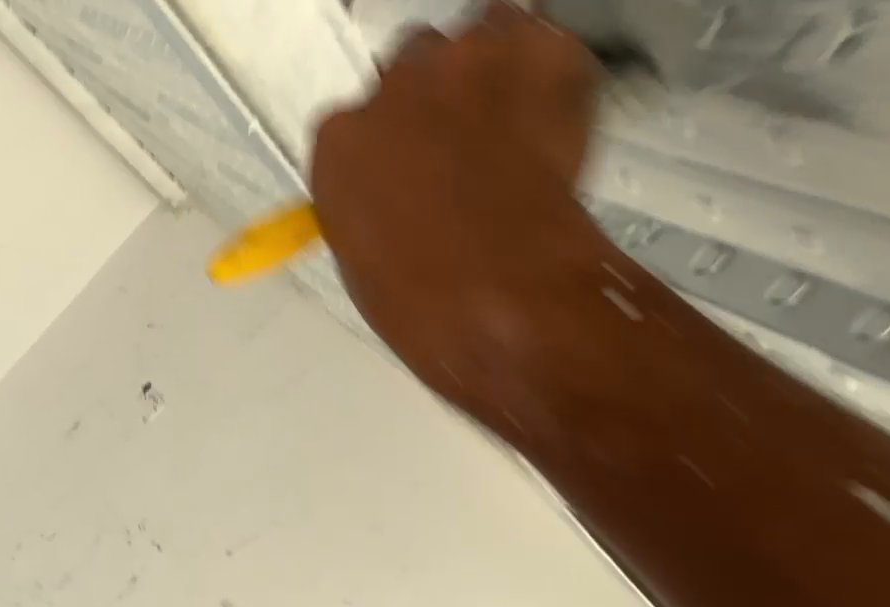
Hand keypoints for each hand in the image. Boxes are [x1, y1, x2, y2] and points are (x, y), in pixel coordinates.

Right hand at [310, 2, 609, 433]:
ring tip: (507, 116)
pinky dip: (550, 71)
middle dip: (433, 91)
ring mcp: (474, 60)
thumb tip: (397, 178)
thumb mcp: (357, 243)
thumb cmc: (410, 293)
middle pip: (415, 58)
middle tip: (457, 138)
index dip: (386, 140)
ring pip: (483, 29)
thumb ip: (370, 189)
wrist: (499, 288)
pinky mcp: (547, 53)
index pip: (356, 116)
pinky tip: (549, 119)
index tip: (404, 164)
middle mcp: (398, 83)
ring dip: (490, 63)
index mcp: (339, 138)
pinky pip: (547, 42)